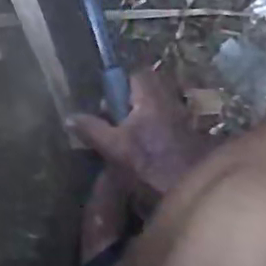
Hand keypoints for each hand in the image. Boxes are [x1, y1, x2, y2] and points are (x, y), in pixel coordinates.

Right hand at [68, 71, 210, 198]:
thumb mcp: (114, 148)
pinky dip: (156, 138)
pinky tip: (147, 157)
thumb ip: (92, 130)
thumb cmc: (152, 166)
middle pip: (148, 94)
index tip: (109, 102)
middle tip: (114, 124)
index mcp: (152, 100)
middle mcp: (171, 104)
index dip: (121, 83)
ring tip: (128, 143)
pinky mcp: (191, 142)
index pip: (138, 74)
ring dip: (143, 123)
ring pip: (158, 113)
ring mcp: (183, 123)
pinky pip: (168, 130)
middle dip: (130, 106)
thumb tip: (70, 117)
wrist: (195, 191)